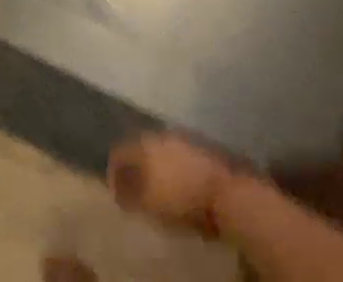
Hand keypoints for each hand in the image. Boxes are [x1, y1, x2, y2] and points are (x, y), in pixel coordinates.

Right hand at [106, 132, 239, 237]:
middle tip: (136, 187)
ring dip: (158, 166)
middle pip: (142, 148)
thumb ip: (128, 195)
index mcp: (144, 145)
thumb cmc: (182, 200)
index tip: (116, 191)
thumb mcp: (148, 205)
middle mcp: (163, 135)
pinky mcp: (206, 148)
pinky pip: (182, 156)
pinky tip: (181, 183)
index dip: (113, 172)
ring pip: (163, 150)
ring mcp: (186, 139)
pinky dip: (177, 167)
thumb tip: (119, 190)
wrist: (229, 195)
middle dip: (137, 166)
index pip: (119, 152)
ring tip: (160, 187)